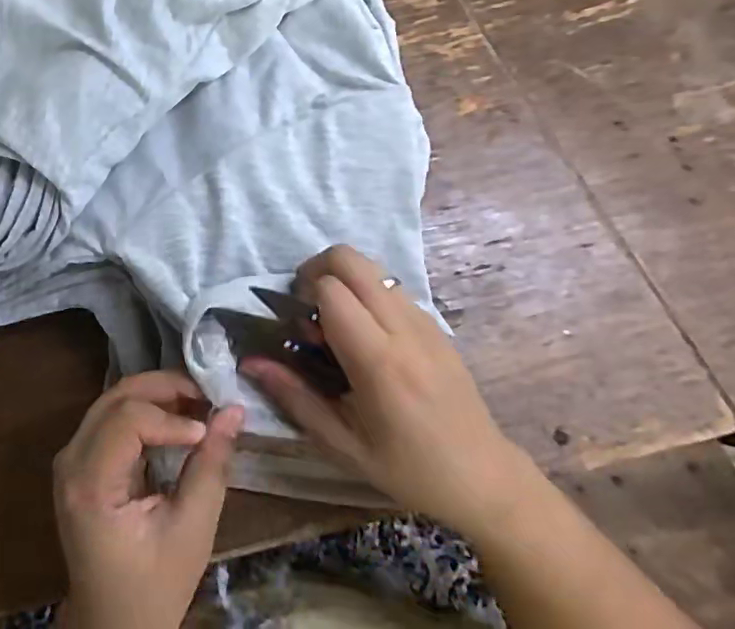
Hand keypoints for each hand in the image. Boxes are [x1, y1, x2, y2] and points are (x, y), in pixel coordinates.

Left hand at [53, 371, 244, 628]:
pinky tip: (176, 416)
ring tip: (198, 404)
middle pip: (117, 397)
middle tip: (208, 396)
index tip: (207, 432)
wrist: (111, 623)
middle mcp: (70, 461)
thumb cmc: (153, 586)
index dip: (172, 417)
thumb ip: (210, 467)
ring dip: (157, 394)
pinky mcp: (80, 459)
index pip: (128, 419)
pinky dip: (146, 408)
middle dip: (166, 388)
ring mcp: (70, 457)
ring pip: (114, 399)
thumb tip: (234, 411)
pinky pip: (111, 415)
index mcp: (89, 485)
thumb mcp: (191, 532)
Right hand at [241, 246, 529, 521]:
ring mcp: (425, 321)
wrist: (483, 476)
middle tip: (307, 303)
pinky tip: (367, 333)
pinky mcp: (436, 323)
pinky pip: (392, 286)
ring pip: (373, 267)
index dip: (304, 295)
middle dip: (318, 268)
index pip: (332, 291)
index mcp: (379, 361)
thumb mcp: (344, 444)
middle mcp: (403, 328)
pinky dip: (368, 292)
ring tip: (337, 321)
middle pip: (351, 259)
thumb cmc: (407, 468)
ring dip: (344, 278)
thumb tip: (251, 362)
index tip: (298, 324)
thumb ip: (295, 397)